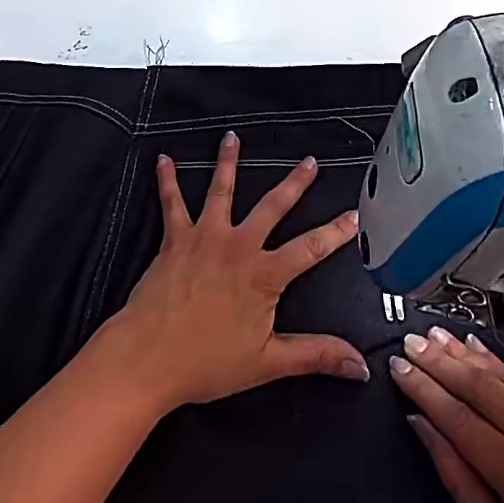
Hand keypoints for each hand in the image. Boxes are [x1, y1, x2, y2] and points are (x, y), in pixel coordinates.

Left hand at [92, 132, 369, 413]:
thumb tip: (358, 365)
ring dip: (228, 162)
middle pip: (273, 206)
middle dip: (294, 183)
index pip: (311, 248)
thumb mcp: (267, 363)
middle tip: (309, 161)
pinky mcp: (175, 240)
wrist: (145, 361)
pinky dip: (168, 181)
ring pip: (222, 191)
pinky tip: (163, 160)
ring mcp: (205, 238)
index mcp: (264, 274)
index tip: (355, 215)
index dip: (336, 232)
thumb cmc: (204, 362)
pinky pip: (172, 204)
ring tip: (233, 138)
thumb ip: (315, 356)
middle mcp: (238, 246)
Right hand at [391, 327, 503, 502]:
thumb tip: (428, 429)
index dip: (426, 390)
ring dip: (474, 359)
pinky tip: (486, 359)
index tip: (403, 368)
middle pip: (490, 392)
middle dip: (445, 363)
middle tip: (415, 341)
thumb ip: (461, 483)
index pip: (465, 421)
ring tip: (442, 338)